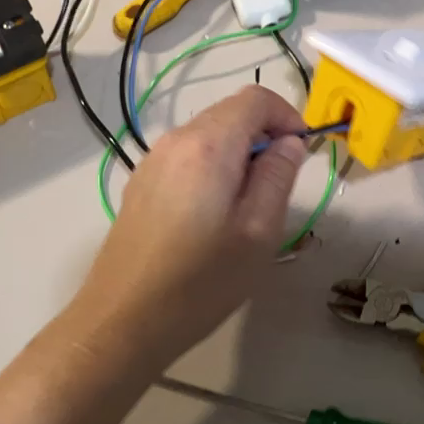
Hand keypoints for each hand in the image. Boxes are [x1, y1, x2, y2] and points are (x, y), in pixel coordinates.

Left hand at [69, 86, 309, 367]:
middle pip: (231, 112)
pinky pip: (188, 156)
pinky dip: (213, 166)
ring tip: (250, 203)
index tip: (302, 152)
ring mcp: (153, 161)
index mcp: (209, 145)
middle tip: (281, 182)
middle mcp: (176, 140)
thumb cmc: (201, 281)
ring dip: (239, 152)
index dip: (287, 116)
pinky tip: (214, 213)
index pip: (256, 99)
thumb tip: (289, 143)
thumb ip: (278, 176)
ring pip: (209, 134)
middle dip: (264, 134)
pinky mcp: (141, 184)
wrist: (121, 324)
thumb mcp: (259, 231)